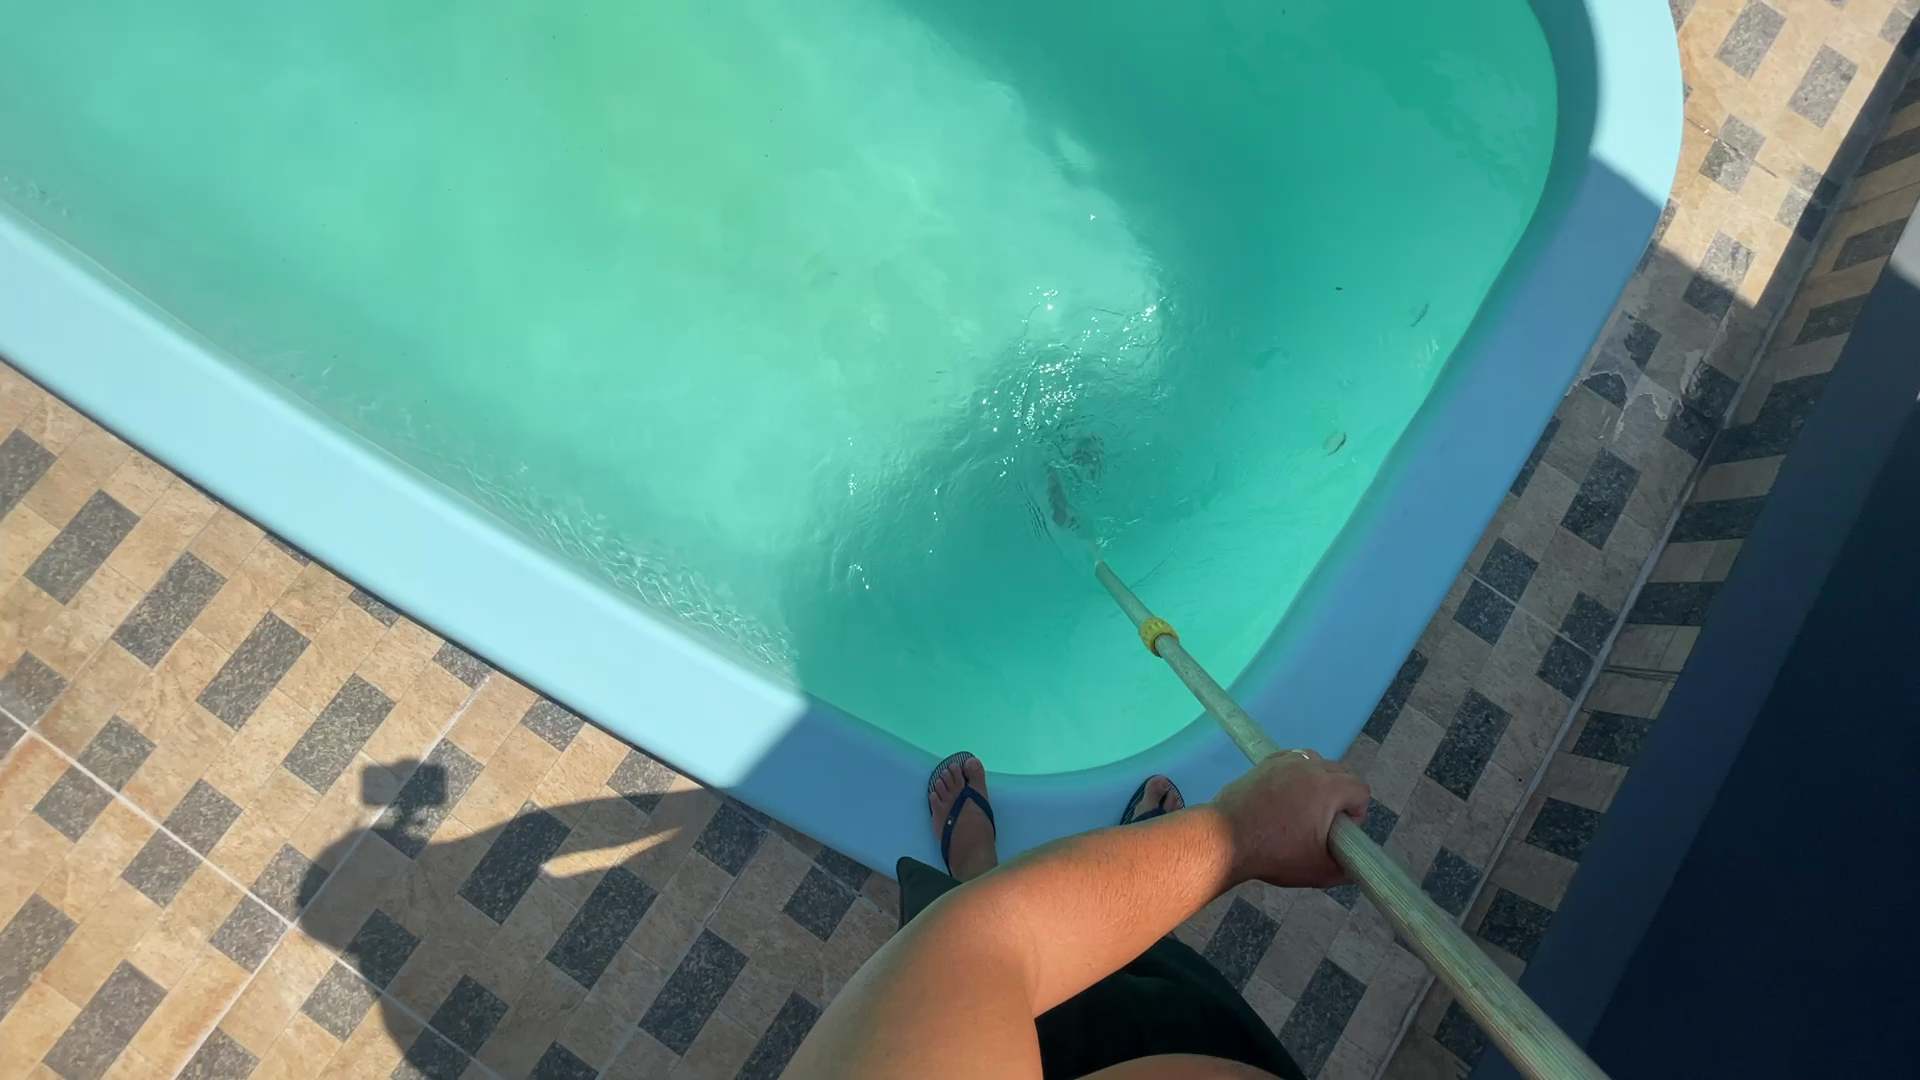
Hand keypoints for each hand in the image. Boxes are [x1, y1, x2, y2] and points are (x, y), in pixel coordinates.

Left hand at [1209, 749, 1369, 888]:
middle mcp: (1305, 766)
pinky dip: (1295, 772)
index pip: (1360, 789)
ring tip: (1308, 806)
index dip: (1358, 812)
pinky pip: (1290, 758)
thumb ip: (1348, 865)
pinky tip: (1286, 794)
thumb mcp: (1322, 870)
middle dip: (1340, 794)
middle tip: (1326, 821)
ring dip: (1318, 779)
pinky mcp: (1262, 763)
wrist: (1227, 838)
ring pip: (1314, 760)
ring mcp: (1281, 761)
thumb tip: (1353, 859)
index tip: (1342, 830)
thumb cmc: (1276, 853)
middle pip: (1339, 770)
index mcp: (1326, 787)